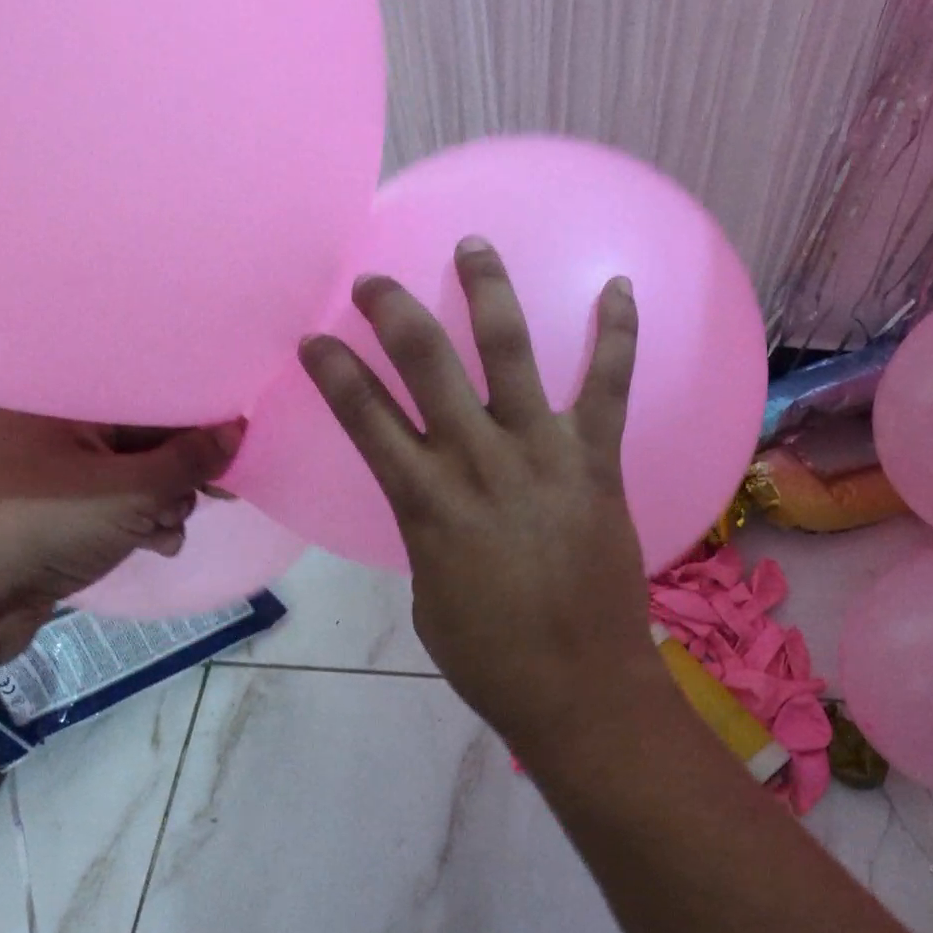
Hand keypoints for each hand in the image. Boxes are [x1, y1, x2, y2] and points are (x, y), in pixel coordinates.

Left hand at [0, 411, 243, 614]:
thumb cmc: (41, 525)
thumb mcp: (130, 491)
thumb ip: (189, 459)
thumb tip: (238, 429)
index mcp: (64, 405)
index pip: (151, 401)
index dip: (199, 426)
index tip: (237, 452)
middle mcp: (55, 432)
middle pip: (147, 442)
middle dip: (181, 476)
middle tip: (208, 497)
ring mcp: (49, 478)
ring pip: (135, 482)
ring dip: (164, 507)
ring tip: (162, 532)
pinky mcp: (50, 518)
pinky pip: (112, 510)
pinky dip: (138, 526)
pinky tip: (151, 547)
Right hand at [301, 237, 664, 747]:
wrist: (575, 684)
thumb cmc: (490, 655)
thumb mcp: (431, 593)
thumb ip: (430, 533)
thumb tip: (438, 502)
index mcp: (423, 501)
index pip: (363, 416)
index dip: (333, 370)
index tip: (314, 338)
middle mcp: (476, 460)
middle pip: (424, 363)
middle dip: (391, 312)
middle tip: (374, 282)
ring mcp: (541, 452)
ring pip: (509, 351)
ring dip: (486, 292)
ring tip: (475, 247)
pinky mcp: (595, 461)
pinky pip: (609, 384)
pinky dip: (616, 334)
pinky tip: (618, 288)